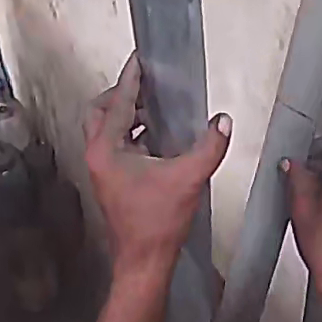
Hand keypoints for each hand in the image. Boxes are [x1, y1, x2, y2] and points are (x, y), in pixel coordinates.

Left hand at [83, 53, 230, 279]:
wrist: (144, 261)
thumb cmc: (157, 223)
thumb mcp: (189, 177)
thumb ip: (209, 146)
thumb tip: (222, 122)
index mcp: (107, 151)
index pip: (118, 103)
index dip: (131, 79)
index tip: (138, 60)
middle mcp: (98, 157)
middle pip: (99, 111)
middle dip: (121, 94)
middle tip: (144, 84)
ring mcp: (102, 170)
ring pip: (105, 128)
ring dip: (125, 114)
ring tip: (153, 106)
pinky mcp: (111, 180)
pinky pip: (115, 144)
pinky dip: (130, 133)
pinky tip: (156, 136)